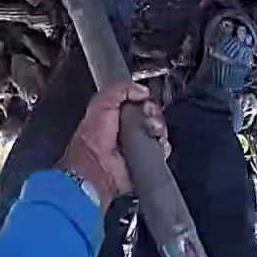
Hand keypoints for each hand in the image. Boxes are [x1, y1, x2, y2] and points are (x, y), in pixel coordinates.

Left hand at [60, 81, 166, 210]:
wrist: (97, 167)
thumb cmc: (93, 137)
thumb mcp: (102, 102)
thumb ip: (121, 89)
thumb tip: (143, 91)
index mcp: (117, 114)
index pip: (139, 101)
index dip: (144, 99)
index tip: (145, 100)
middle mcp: (128, 129)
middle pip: (152, 115)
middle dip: (154, 113)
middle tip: (148, 116)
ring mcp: (138, 144)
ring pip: (159, 130)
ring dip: (159, 128)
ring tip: (151, 130)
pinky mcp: (146, 159)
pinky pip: (162, 148)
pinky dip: (162, 144)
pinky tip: (155, 142)